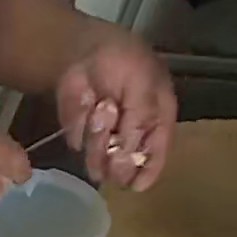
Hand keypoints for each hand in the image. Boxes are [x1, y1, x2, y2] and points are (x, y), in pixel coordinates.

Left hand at [55, 24, 175, 190]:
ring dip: (98, 138)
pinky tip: (86, 102)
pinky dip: (80, 124)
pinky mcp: (81, 135)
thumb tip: (130, 156)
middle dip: (117, 156)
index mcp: (158, 117)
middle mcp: (132, 133)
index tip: (137, 187)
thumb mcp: (142, 83)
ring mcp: (106, 137)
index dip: (149, 170)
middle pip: (125, 161)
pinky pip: (79, 142)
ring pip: (100, 156)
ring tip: (100, 106)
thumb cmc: (121, 60)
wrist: (82, 49)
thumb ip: (140, 119)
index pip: (157, 150)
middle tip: (112, 140)